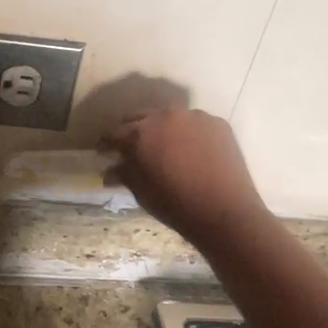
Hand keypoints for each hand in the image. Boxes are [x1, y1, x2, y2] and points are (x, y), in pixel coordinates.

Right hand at [101, 108, 270, 243]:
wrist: (225, 211)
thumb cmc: (176, 205)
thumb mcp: (142, 192)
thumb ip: (124, 174)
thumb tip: (110, 170)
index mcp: (140, 134)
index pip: (114, 133)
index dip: (106, 143)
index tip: (102, 151)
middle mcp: (165, 116)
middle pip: (140, 117)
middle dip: (132, 130)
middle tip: (130, 146)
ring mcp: (194, 116)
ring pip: (169, 117)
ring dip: (162, 129)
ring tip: (163, 146)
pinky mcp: (217, 123)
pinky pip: (195, 124)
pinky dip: (188, 133)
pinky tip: (191, 150)